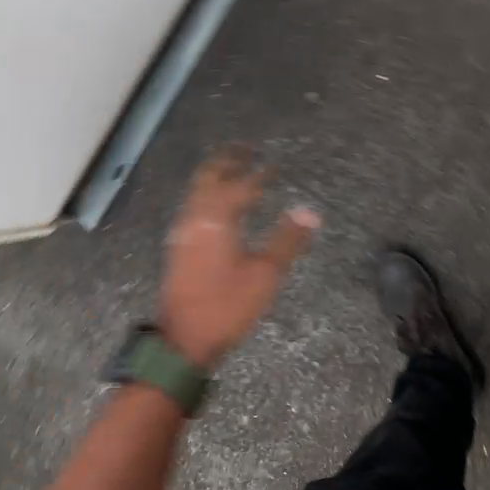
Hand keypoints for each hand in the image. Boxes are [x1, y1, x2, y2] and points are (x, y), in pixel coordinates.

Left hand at [159, 146, 319, 367]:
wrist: (182, 341)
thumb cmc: (226, 305)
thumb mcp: (265, 275)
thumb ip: (287, 240)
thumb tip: (310, 211)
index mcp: (218, 217)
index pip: (243, 185)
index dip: (260, 174)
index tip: (275, 165)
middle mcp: (196, 216)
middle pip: (210, 176)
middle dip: (228, 160)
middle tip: (245, 148)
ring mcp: (183, 231)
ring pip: (197, 189)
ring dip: (215, 173)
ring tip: (231, 166)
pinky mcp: (178, 246)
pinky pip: (192, 204)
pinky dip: (206, 192)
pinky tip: (215, 203)